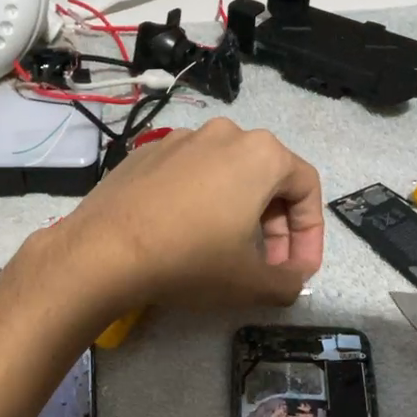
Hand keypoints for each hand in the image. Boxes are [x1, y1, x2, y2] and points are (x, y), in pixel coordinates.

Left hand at [47, 117, 323, 308]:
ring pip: (227, 177)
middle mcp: (225, 134)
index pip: (307, 189)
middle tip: (267, 267)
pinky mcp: (147, 154)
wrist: (105, 252)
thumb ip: (288, 283)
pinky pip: (189, 178)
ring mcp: (181, 139)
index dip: (310, 235)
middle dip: (275, 228)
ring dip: (238, 215)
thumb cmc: (191, 260)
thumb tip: (295, 279)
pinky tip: (185, 238)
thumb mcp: (251, 283)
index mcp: (261, 154)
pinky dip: (200, 205)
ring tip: (227, 254)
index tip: (299, 269)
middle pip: (267, 180)